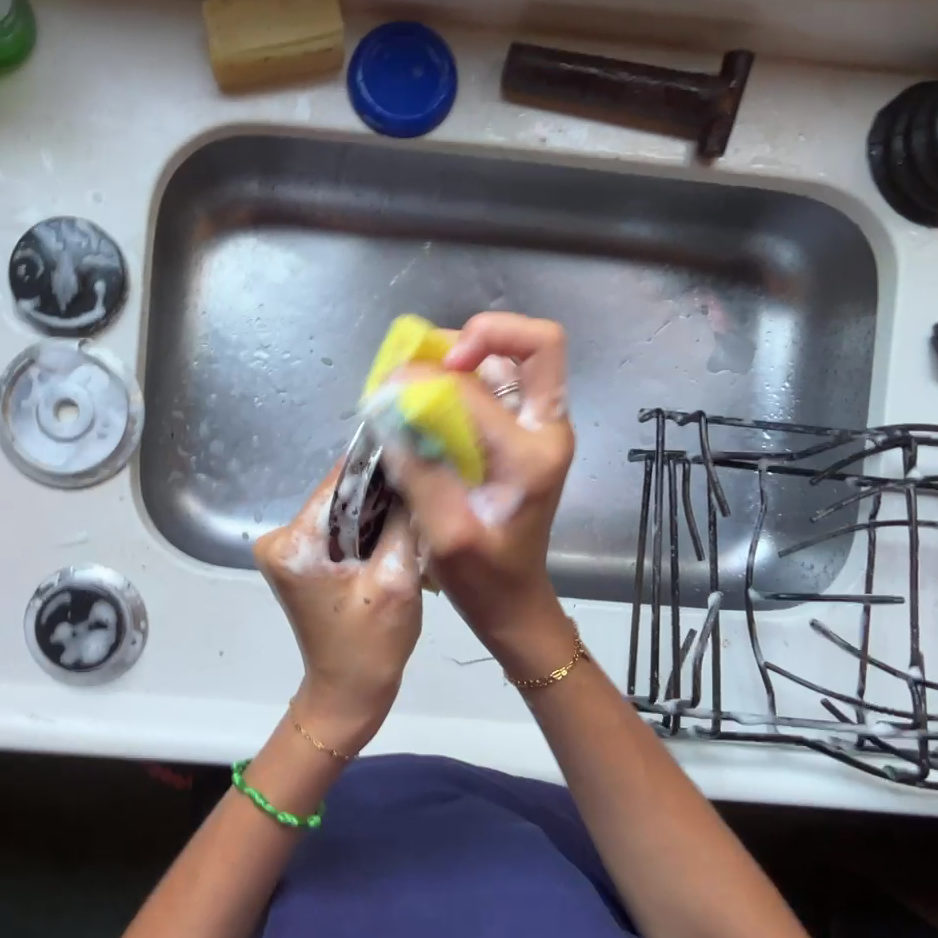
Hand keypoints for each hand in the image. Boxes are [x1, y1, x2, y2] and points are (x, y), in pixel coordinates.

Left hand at [253, 461, 422, 752]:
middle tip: (425, 497)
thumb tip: (413, 472)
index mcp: (294, 542)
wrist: (349, 693)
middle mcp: (279, 538)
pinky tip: (396, 539)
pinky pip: (341, 529)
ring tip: (416, 520)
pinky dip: (368, 531)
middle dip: (382, 495)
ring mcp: (288, 550)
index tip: (422, 459)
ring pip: (344, 510)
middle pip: (341, 494)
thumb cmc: (372, 644)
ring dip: (378, 513)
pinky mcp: (301, 560)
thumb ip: (402, 520)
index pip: (341, 480)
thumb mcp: (397, 578)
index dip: (383, 467)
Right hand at [385, 312, 577, 675]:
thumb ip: (421, 468)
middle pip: (532, 345)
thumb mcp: (446, 534)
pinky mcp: (522, 433)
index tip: (397, 388)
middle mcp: (546, 429)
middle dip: (473, 338)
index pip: (482, 385)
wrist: (512, 599)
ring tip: (418, 372)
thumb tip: (391, 408)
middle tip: (423, 361)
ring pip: (514, 356)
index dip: (432, 376)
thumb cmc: (484, 577)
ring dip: (465, 352)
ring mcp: (537, 428)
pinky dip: (462, 375)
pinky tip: (426, 395)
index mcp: (533, 454)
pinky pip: (499, 381)